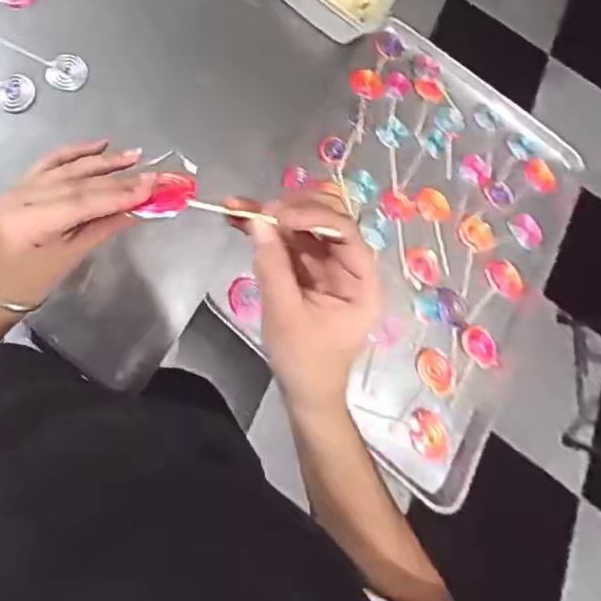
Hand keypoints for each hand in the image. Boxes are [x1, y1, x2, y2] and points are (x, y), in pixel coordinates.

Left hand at [0, 141, 153, 309]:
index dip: (117, 193)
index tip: (150, 186)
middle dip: (116, 179)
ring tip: (132, 156)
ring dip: (102, 162)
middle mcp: (19, 198)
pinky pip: (51, 162)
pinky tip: (99, 145)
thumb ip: (103, 228)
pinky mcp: (21, 183)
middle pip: (75, 184)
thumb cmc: (33, 281)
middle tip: (150, 174)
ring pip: (66, 169)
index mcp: (28, 223)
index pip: (80, 202)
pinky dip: (76, 152)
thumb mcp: (70, 258)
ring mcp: (18, 187)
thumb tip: (138, 207)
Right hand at [231, 186, 382, 406]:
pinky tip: (240, 218)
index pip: (345, 233)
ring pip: (304, 226)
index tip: (277, 215)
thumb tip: (257, 221)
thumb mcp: (285, 314)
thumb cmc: (304, 360)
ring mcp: (325, 266)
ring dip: (272, 214)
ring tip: (239, 207)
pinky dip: (265, 229)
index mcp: (362, 282)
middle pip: (327, 220)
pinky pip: (288, 240)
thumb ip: (272, 266)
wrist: (303, 393)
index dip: (313, 216)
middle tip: (260, 210)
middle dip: (292, 209)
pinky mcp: (304, 269)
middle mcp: (348, 267)